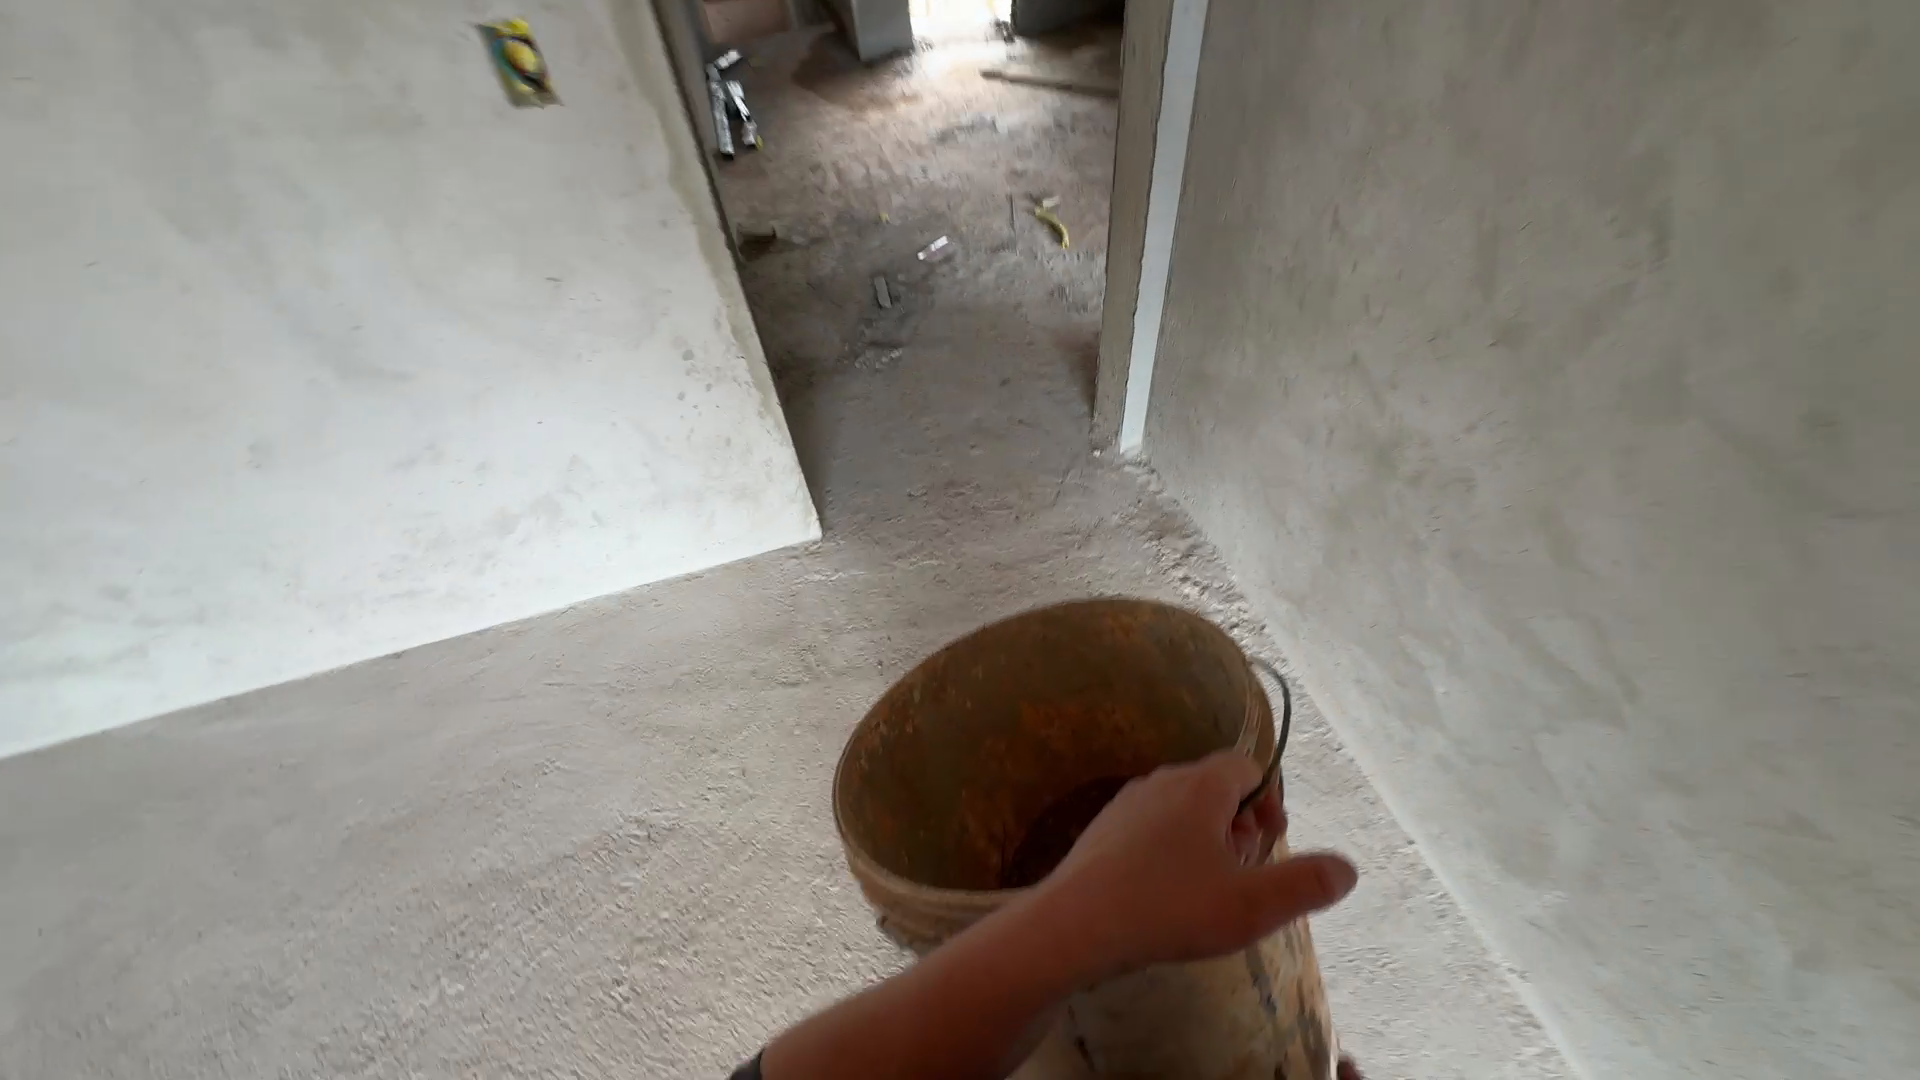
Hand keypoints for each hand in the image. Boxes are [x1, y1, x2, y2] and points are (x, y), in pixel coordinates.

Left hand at [1030, 751, 1357, 980]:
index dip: (1269, 799)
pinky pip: (1151, 823)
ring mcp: (1127, 801)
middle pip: (1214, 785)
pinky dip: (1171, 845)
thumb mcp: (1253, 904)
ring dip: (1206, 836)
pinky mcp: (1103, 826)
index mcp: (1200, 785)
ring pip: (1181, 805)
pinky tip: (1166, 890)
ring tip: (1209, 885)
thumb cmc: (1171, 906)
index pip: (1246, 766)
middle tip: (1243, 869)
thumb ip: (1306, 883)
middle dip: (1239, 822)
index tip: (1271, 842)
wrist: (1078, 920)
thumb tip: (1347, 867)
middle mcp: (1162, 780)